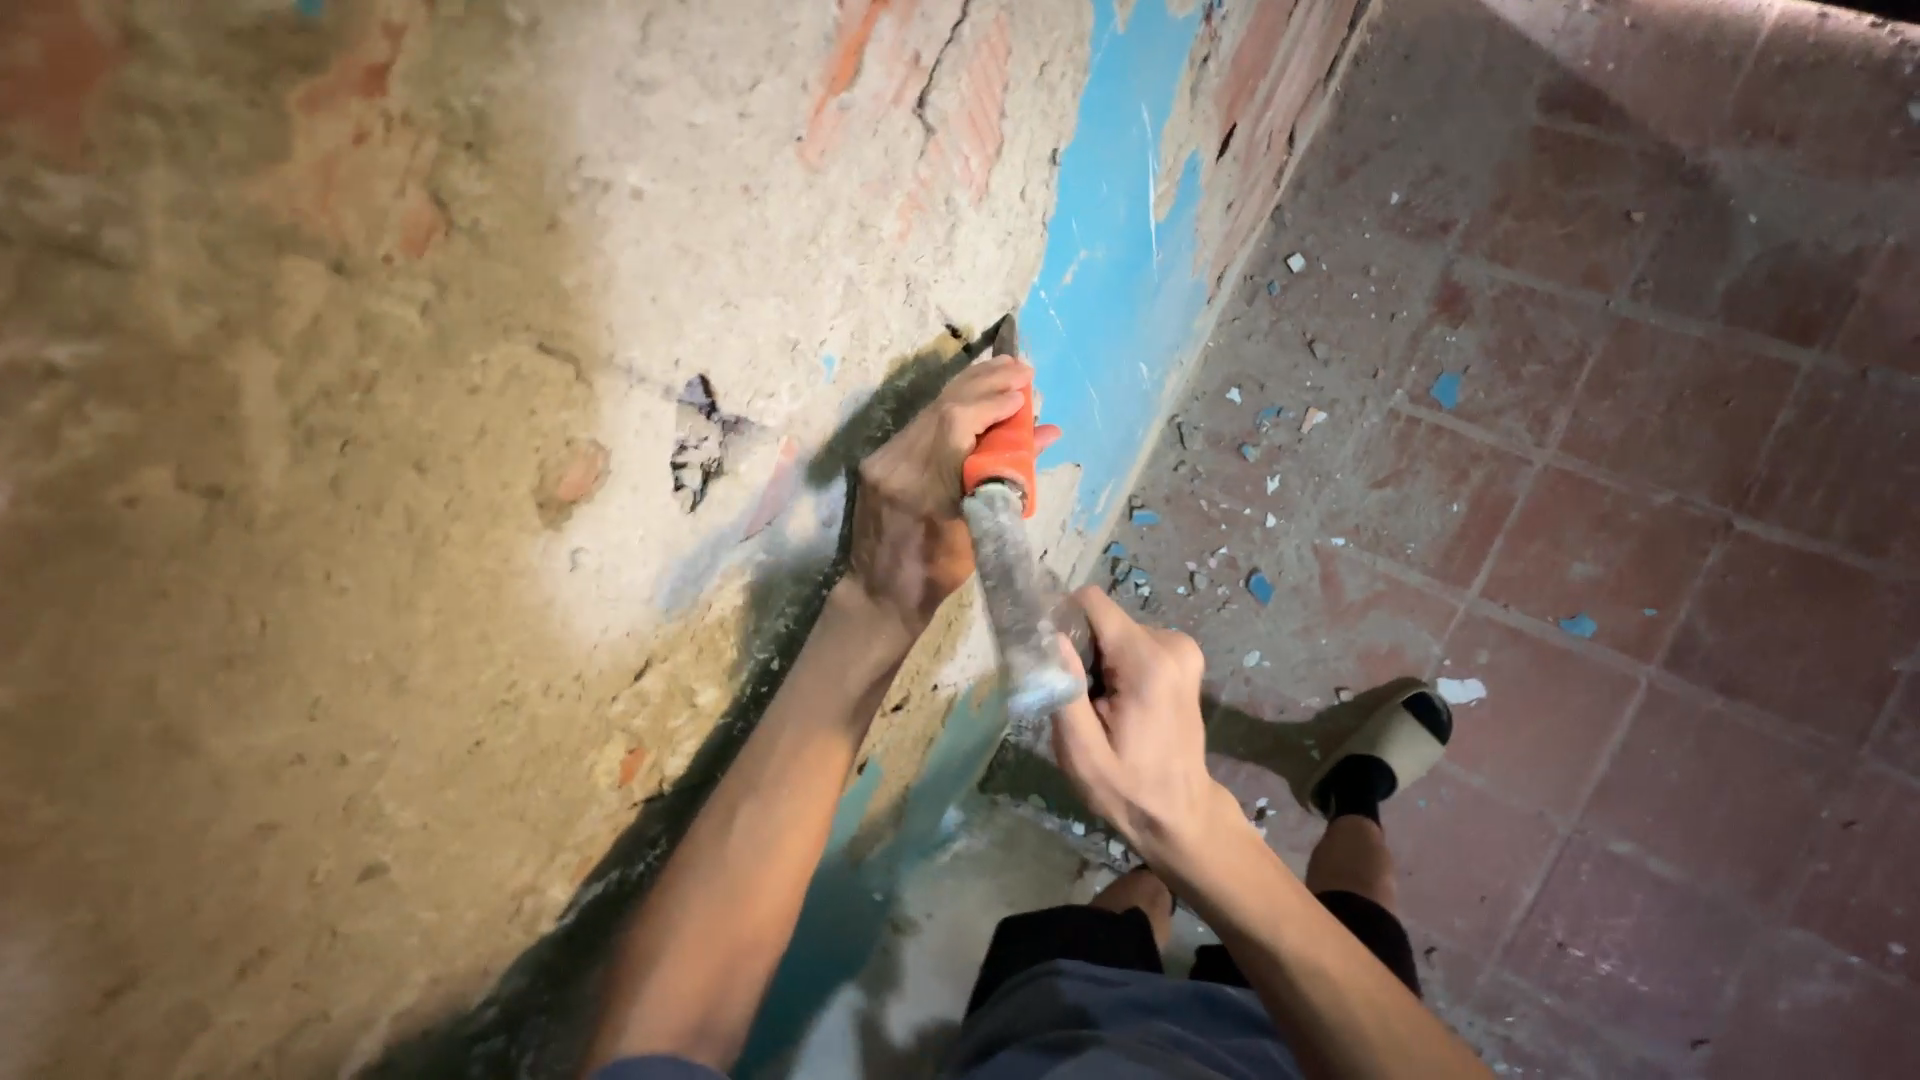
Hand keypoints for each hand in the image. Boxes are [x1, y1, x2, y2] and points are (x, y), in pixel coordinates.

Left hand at [847, 354, 1061, 635]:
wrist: (880, 592)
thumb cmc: (938, 574)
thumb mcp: (981, 530)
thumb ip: (1009, 477)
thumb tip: (1047, 433)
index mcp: (925, 490)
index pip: (955, 425)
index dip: (991, 402)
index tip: (1024, 393)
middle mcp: (897, 466)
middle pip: (942, 407)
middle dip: (985, 383)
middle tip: (1021, 369)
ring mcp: (882, 461)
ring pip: (928, 410)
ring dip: (968, 388)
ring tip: (1003, 370)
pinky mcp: (876, 461)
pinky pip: (918, 425)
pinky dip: (950, 407)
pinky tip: (973, 396)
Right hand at [1051, 586, 1237, 866]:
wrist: (1180, 814)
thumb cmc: (1127, 790)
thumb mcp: (1082, 752)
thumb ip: (1065, 690)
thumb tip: (1051, 637)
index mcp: (1148, 662)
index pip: (1091, 603)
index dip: (1062, 622)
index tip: (1051, 659)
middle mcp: (1171, 644)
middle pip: (1103, 619)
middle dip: (1081, 651)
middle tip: (1079, 699)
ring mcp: (1182, 649)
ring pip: (1114, 631)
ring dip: (1098, 661)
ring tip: (1099, 707)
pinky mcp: (1183, 657)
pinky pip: (1131, 642)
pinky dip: (1116, 665)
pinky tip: (1117, 703)